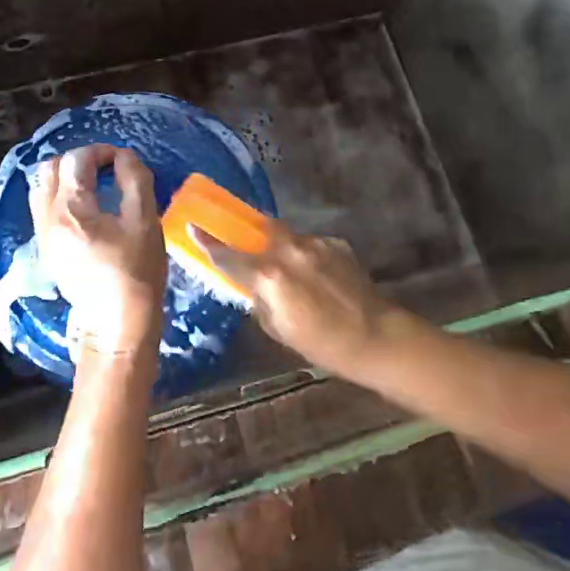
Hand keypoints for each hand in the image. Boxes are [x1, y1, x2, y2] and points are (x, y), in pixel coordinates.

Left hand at [29, 146, 167, 364]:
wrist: (118, 322)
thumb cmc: (137, 271)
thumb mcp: (145, 221)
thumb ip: (135, 180)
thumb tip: (124, 157)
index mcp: (71, 210)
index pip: (76, 160)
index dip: (101, 151)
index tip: (123, 161)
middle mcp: (47, 219)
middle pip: (49, 168)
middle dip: (79, 160)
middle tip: (107, 169)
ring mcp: (43, 235)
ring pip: (41, 187)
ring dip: (65, 177)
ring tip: (94, 185)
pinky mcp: (46, 249)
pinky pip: (42, 208)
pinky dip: (60, 196)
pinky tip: (85, 208)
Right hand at [196, 228, 405, 375]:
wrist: (376, 336)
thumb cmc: (322, 343)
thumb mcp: (278, 328)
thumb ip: (260, 299)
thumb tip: (253, 286)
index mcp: (269, 275)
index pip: (229, 254)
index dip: (208, 242)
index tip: (193, 226)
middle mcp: (289, 250)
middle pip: (261, 230)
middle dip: (252, 236)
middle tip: (251, 249)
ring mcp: (315, 243)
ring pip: (288, 236)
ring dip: (282, 248)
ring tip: (291, 272)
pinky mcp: (337, 243)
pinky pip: (311, 244)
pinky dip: (306, 255)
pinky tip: (317, 277)